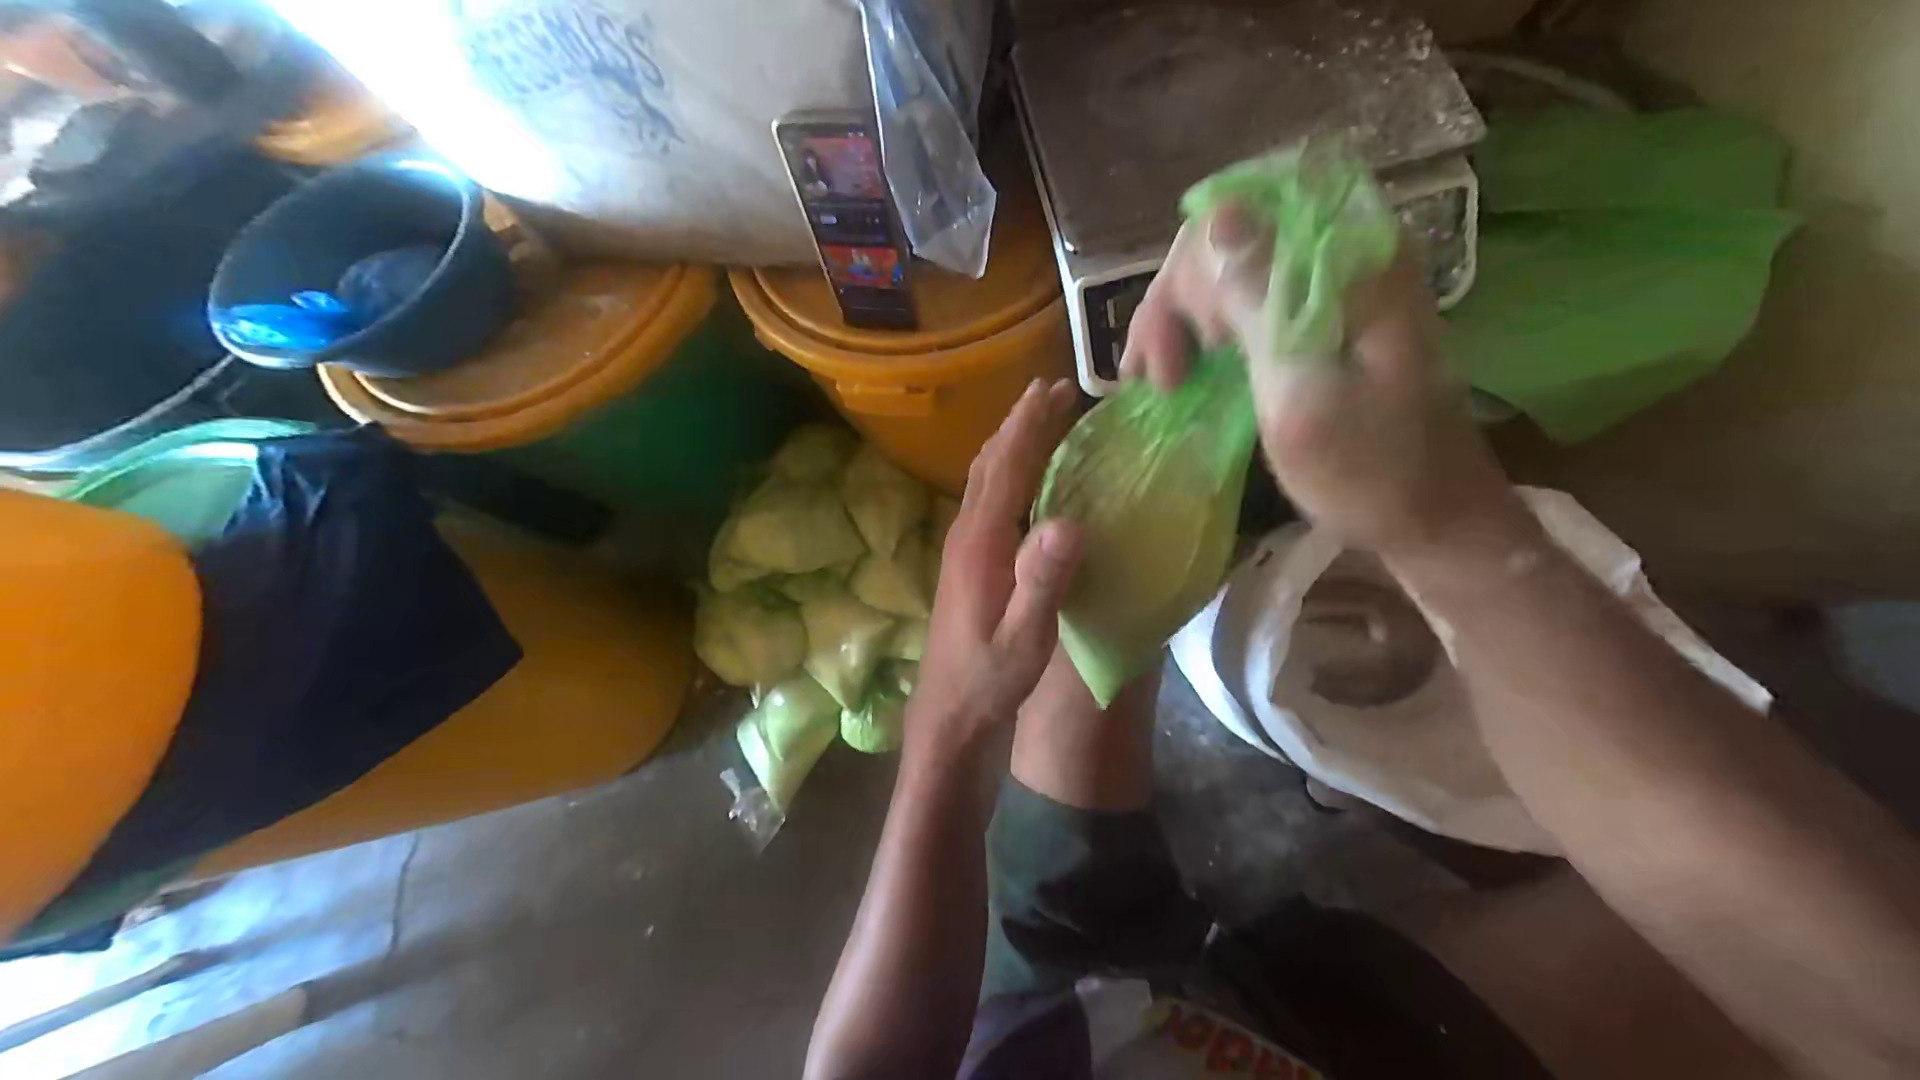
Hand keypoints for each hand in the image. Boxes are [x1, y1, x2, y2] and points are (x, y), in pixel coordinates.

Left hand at [911, 378, 1083, 750]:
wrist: (948, 712)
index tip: (1055, 390)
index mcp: (980, 544)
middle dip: (1020, 423)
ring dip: (1011, 442)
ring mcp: (962, 546)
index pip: (1007, 470)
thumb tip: (1070, 521)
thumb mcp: (1024, 638)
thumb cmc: (989, 679)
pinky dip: (1007, 471)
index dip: (1031, 427)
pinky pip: (987, 498)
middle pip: (991, 464)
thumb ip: (1043, 580)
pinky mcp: (967, 560)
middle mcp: (966, 534)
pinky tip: (1023, 477)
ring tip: (1039, 417)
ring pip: (985, 478)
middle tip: (1053, 389)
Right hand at [1122, 205, 1516, 555]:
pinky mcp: (1320, 318)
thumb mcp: (1303, 393)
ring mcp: (1330, 286)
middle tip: (1159, 381)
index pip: (1236, 219)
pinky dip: (1203, 334)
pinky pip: (1243, 302)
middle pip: (1225, 243)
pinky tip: (1184, 369)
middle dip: (1175, 308)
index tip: (1174, 361)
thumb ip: (1262, 304)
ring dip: (1180, 323)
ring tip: (1161, 382)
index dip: (1187, 284)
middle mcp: (1342, 254)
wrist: (1428, 513)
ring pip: (1225, 273)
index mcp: (1350, 261)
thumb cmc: (1366, 469)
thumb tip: (1217, 214)